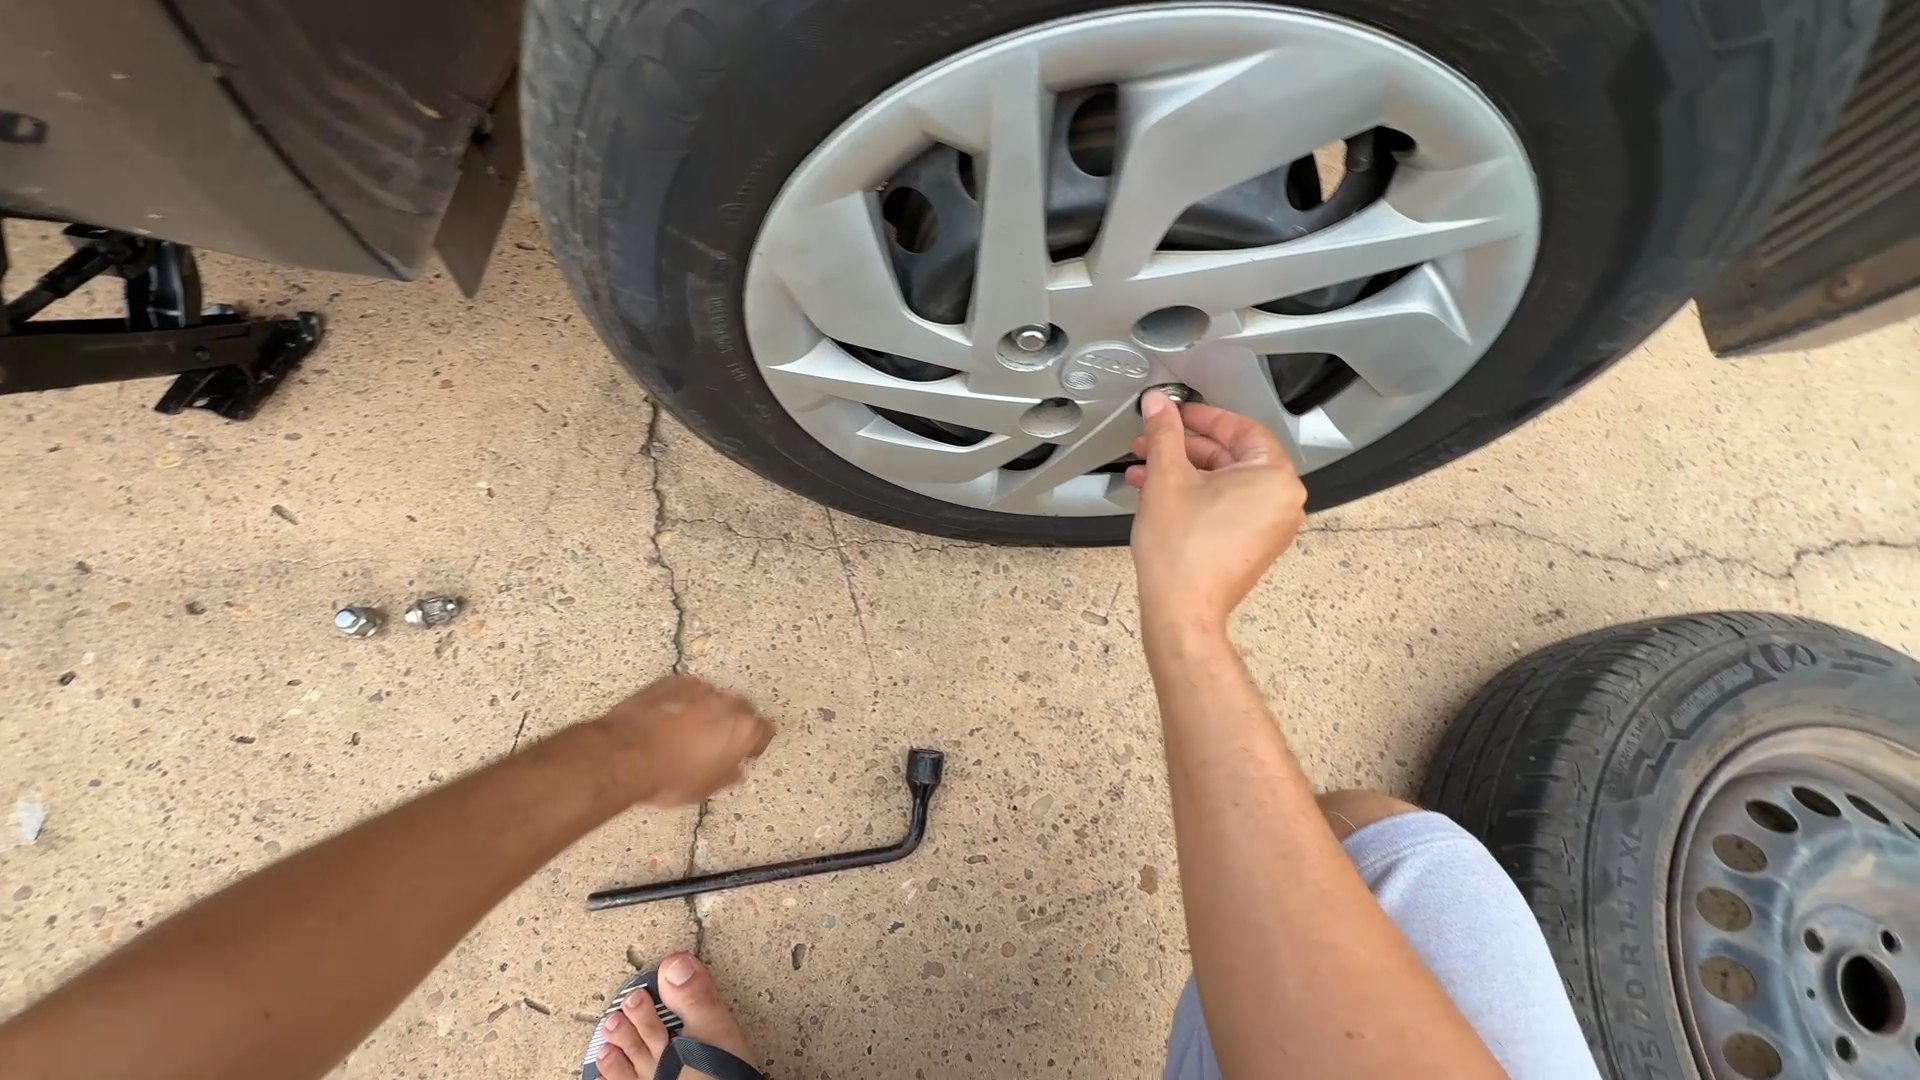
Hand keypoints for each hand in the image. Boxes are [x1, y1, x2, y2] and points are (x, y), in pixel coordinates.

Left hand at [591, 676, 773, 805]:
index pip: (764, 731)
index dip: (755, 743)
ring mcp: (701, 688)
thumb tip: (734, 773)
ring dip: (707, 710)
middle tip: (716, 742)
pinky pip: (687, 690)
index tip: (747, 751)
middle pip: (742, 710)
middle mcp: (728, 703)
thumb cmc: (668, 774)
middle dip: (732, 724)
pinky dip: (683, 701)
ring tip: (688, 731)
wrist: (627, 755)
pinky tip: (669, 719)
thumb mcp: (703, 788)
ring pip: (714, 698)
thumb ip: (727, 775)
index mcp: (743, 729)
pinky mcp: (674, 681)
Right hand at [1127, 390, 1305, 635]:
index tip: (1176, 412)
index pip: (1240, 429)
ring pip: (1221, 484)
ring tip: (1144, 469)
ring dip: (1182, 472)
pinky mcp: (1249, 545)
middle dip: (1183, 448)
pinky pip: (1224, 507)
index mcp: (1274, 478)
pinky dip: (1194, 496)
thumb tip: (1158, 404)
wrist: (1180, 609)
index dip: (1202, 417)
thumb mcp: (1167, 478)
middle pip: (1229, 457)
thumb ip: (1164, 433)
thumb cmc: (1182, 552)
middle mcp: (1280, 502)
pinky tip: (1157, 493)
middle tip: (1151, 439)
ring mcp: (1267, 527)